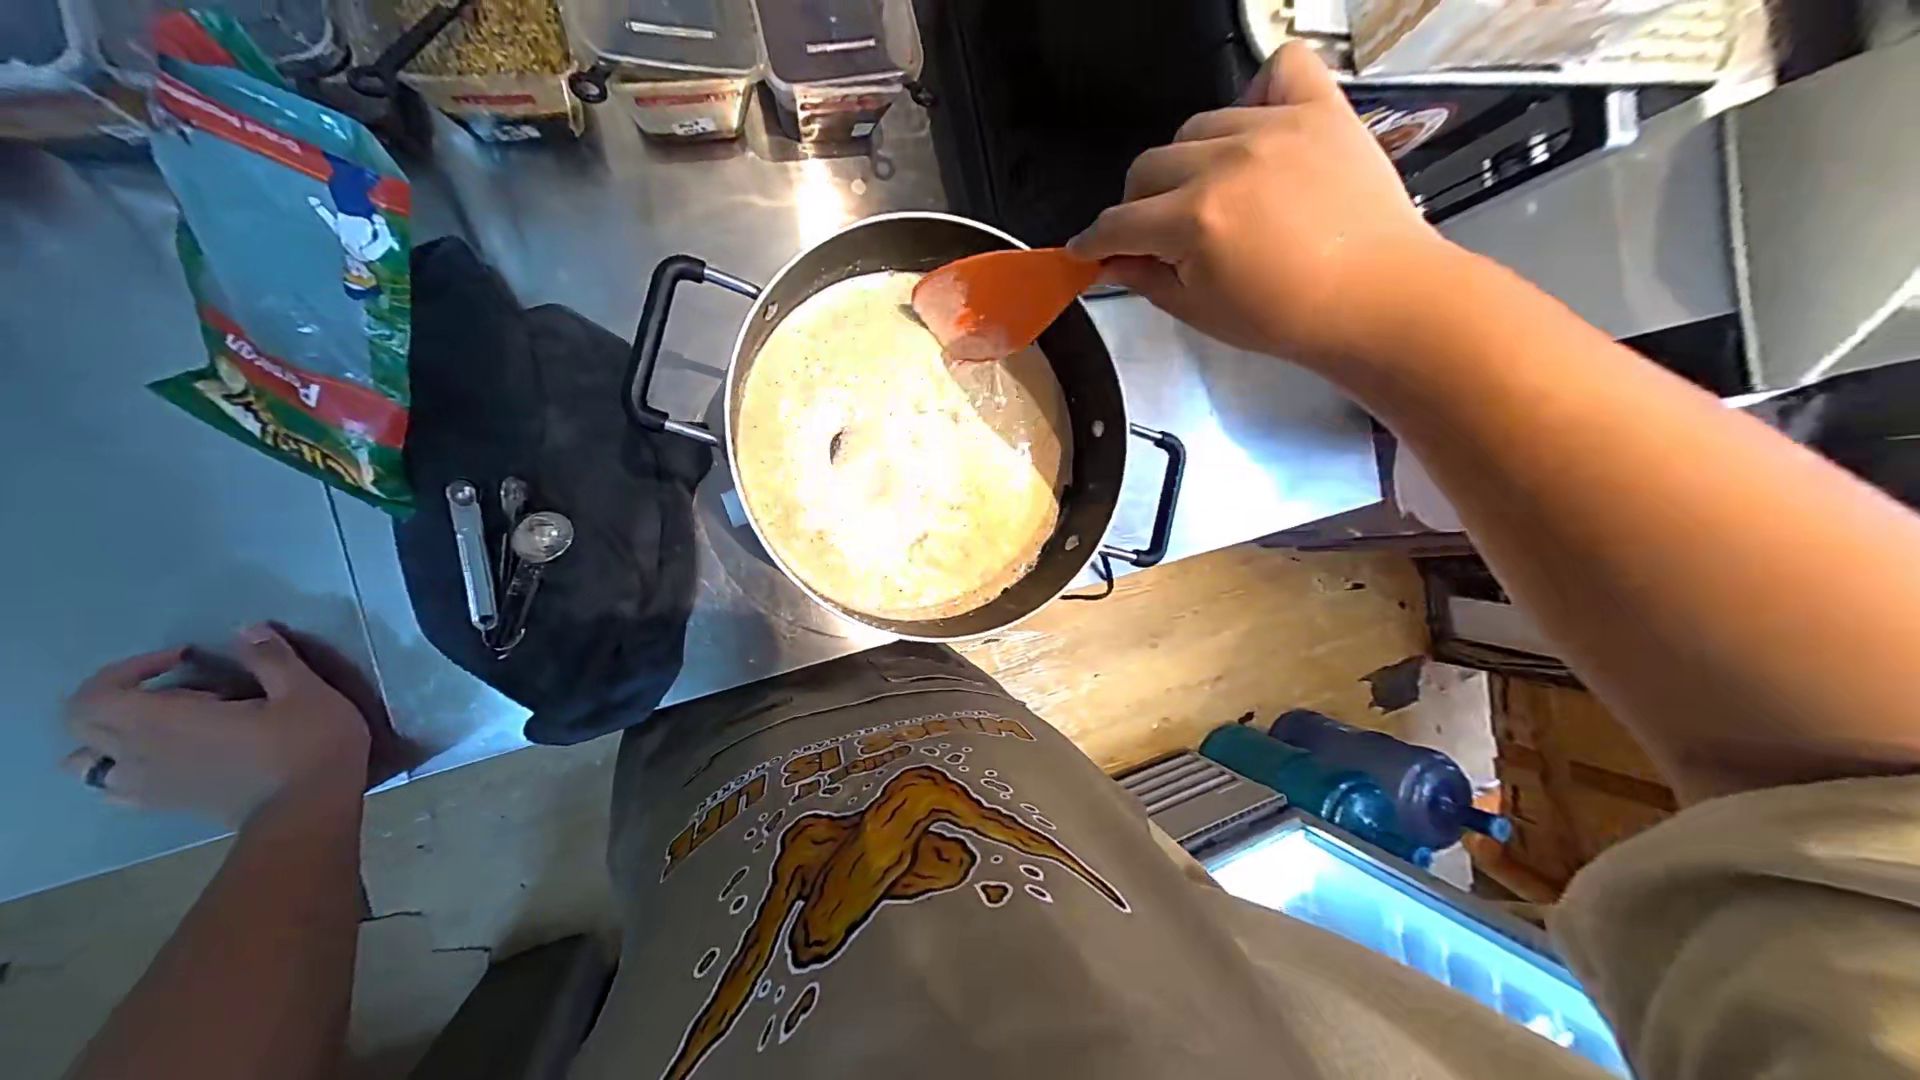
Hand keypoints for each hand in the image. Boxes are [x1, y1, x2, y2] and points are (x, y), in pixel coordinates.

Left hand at [63, 624, 371, 826]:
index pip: (98, 694)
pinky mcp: (165, 803)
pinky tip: (174, 757)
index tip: (185, 658)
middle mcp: (138, 752)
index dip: (130, 669)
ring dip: (117, 736)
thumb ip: (272, 659)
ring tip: (171, 724)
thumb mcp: (306, 691)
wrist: (308, 807)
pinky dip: (129, 767)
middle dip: (122, 696)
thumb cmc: (308, 744)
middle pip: (85, 724)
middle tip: (184, 686)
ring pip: (92, 760)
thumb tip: (249, 630)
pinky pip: (117, 785)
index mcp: (163, 721)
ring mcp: (147, 783)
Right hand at [1068, 43, 1450, 369]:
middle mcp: (1224, 163)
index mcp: (1192, 221)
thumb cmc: (1284, 317)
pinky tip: (1258, 129)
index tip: (1088, 249)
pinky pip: (1279, 68)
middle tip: (1159, 232)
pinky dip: (1259, 93)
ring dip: (1188, 161)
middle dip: (1138, 204)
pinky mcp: (1320, 109)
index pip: (1117, 223)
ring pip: (1195, 126)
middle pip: (1146, 167)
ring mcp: (1274, 128)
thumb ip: (1145, 279)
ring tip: (1213, 191)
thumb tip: (1110, 261)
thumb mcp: (1198, 311)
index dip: (1093, 241)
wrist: (1375, 298)